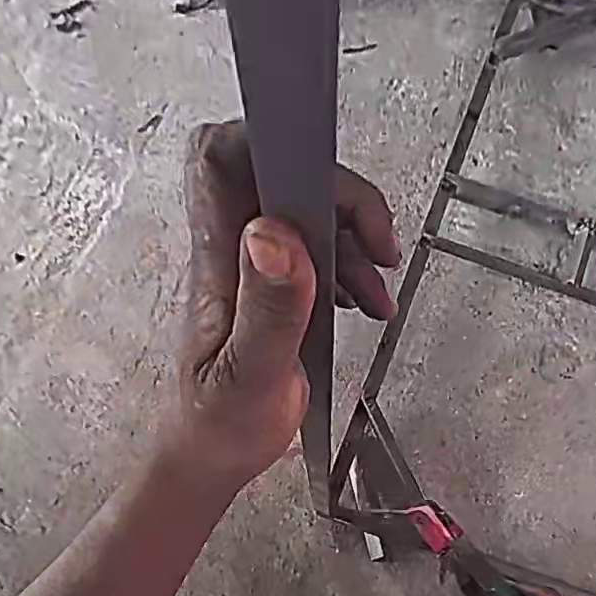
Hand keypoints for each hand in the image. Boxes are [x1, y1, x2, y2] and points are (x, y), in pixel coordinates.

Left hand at [168, 122, 402, 488]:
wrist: (215, 455)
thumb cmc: (220, 424)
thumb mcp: (249, 376)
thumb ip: (267, 310)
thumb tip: (276, 235)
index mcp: (219, 262)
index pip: (222, 158)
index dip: (270, 140)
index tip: (326, 178)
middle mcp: (234, 253)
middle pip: (282, 178)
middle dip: (341, 199)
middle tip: (380, 245)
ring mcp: (256, 271)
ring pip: (309, 219)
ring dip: (354, 243)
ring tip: (377, 294)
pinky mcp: (278, 292)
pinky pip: (318, 255)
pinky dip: (351, 270)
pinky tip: (366, 303)